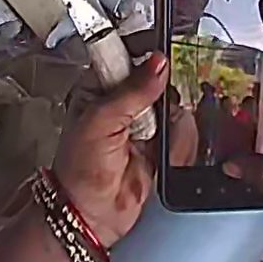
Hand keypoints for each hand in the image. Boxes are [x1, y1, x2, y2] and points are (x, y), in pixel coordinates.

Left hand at [52, 54, 167, 247]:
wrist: (91, 214)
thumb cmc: (80, 166)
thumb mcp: (101, 121)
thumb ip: (133, 91)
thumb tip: (158, 62)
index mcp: (100, 85)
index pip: (126, 52)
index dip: (145, 47)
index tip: (164, 47)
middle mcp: (124, 100)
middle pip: (158, 77)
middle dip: (164, 90)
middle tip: (157, 106)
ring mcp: (144, 122)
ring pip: (174, 104)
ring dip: (169, 120)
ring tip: (151, 137)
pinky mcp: (160, 144)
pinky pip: (181, 132)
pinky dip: (177, 142)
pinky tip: (159, 153)